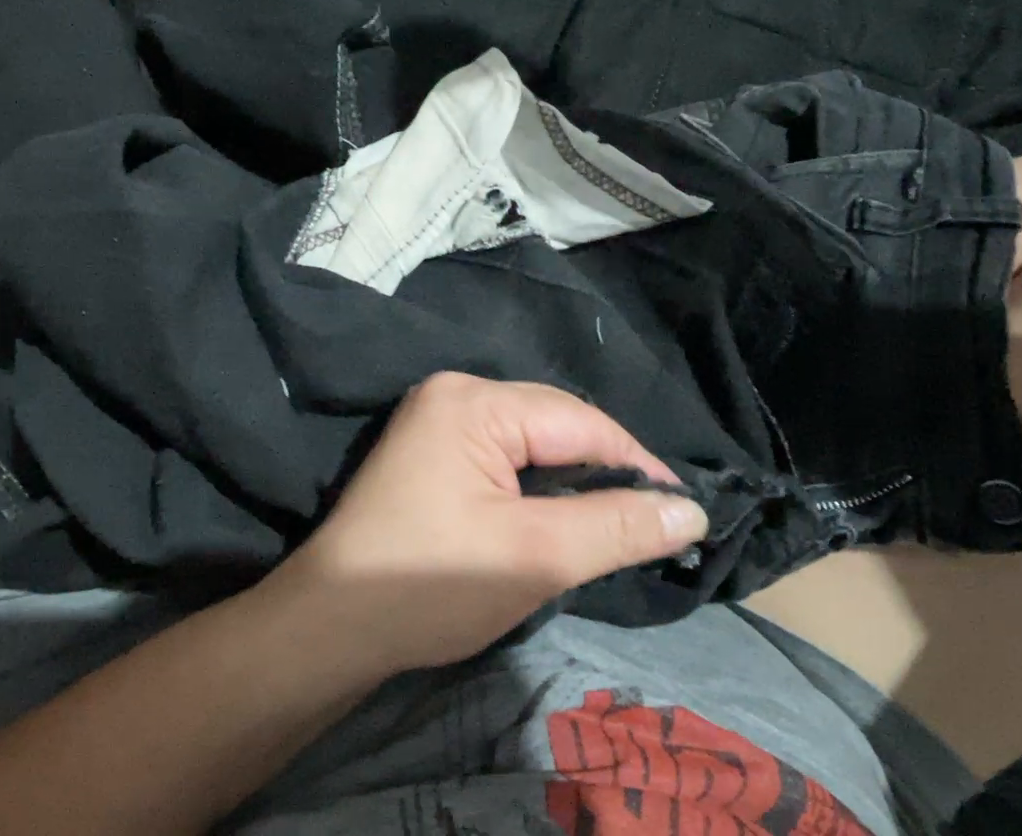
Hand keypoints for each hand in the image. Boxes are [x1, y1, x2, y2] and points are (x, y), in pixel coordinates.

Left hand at [266, 372, 707, 673]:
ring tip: (614, 527)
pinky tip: (558, 521)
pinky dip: (536, 490)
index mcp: (472, 401)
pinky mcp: (428, 457)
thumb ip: (616, 526)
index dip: (638, 465)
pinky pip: (502, 461)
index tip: (685, 513)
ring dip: (571, 485)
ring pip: (531, 446)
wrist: (330, 626)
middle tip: (652, 525)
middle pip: (554, 427)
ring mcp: (434, 424)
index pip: (580, 421)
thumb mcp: (535, 556)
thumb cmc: (430, 585)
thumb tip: (691, 510)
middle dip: (604, 474)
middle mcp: (452, 395)